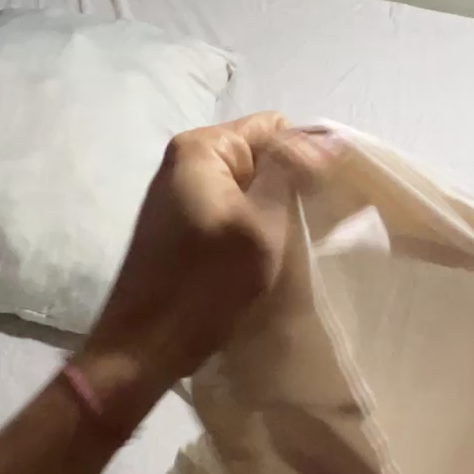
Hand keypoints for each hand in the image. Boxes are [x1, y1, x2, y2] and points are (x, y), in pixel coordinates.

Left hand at [83, 113, 334, 391]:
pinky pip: (231, 208)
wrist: (147, 345)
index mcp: (202, 148)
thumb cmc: (206, 283)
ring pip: (249, 186)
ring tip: (290, 242)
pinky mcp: (180, 224)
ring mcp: (180, 193)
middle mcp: (186, 161)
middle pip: (261, 155)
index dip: (307, 157)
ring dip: (273, 209)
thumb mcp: (262, 223)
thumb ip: (291, 173)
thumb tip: (326, 137)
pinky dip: (252, 226)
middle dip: (290, 184)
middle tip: (313, 224)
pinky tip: (263, 256)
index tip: (326, 197)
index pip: (275, 128)